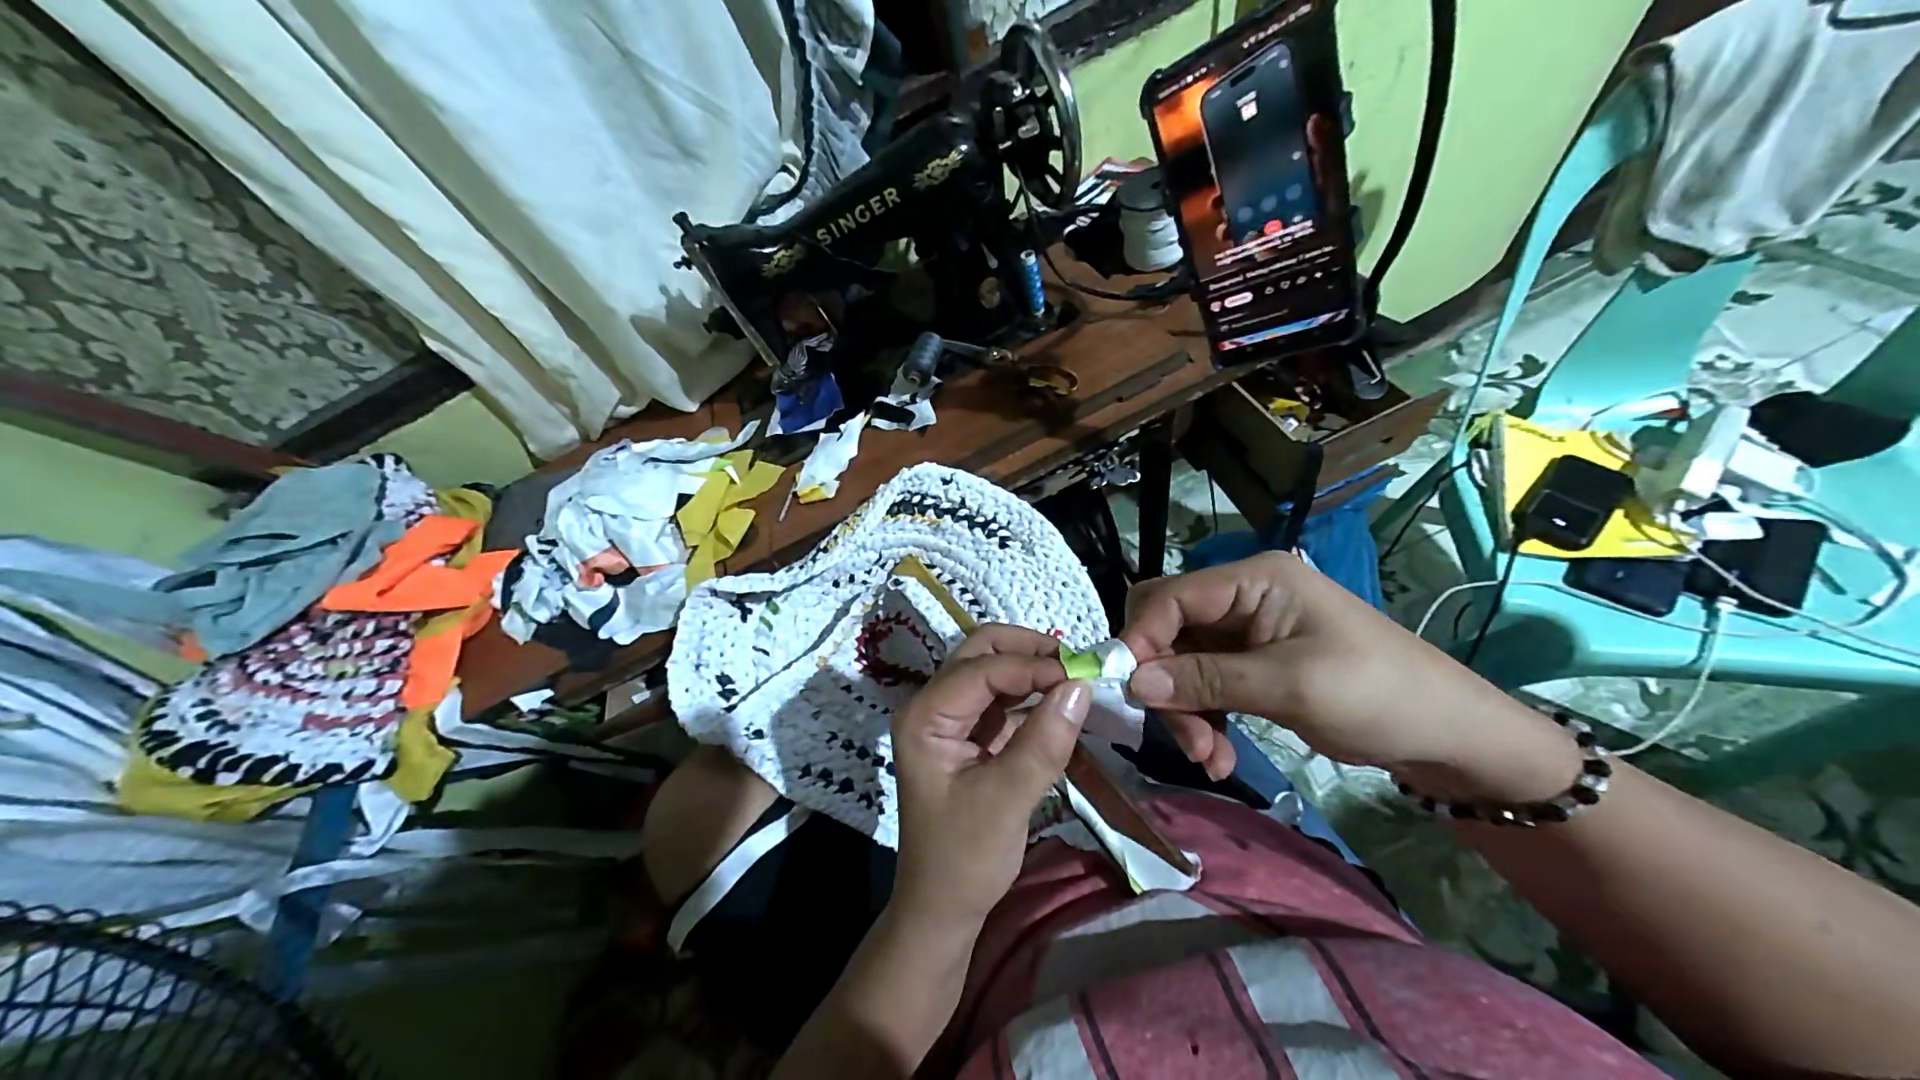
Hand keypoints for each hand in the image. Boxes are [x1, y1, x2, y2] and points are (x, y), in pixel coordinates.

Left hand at [891, 625, 1088, 924]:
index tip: (1082, 676)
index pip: (981, 669)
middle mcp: (933, 706)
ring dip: (1033, 670)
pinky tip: (1063, 705)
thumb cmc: (964, 858)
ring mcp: (951, 720)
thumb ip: (1043, 742)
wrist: (943, 908)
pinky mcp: (971, 736)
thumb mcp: (1007, 800)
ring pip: (993, 672)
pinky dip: (1033, 697)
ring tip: (1077, 680)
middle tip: (1076, 663)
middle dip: (1028, 652)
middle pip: (981, 653)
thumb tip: (1081, 687)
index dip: (1032, 666)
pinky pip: (1003, 701)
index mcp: (925, 716)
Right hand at [1120, 551, 1576, 801]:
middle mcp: (1241, 597)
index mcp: (1254, 579)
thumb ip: (1207, 679)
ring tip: (1209, 758)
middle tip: (1182, 735)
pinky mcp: (1250, 665)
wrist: (1449, 735)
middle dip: (1164, 682)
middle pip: (1168, 630)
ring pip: (1180, 663)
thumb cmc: (1378, 694)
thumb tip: (1132, 682)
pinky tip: (1219, 756)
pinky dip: (1203, 719)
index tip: (1128, 692)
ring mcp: (1244, 632)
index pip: (1170, 598)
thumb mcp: (1291, 685)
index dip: (1141, 639)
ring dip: (1184, 711)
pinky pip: (1203, 686)